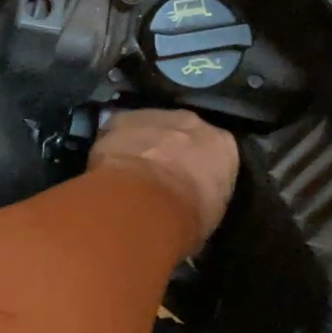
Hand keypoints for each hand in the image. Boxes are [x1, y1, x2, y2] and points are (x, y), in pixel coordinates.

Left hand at [89, 109, 238, 247]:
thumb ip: (205, 195)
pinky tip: (108, 165)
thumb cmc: (187, 216)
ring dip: (143, 144)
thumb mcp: (211, 213)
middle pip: (183, 133)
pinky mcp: (121, 117)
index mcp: (222, 145)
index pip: (216, 152)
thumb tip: (190, 202)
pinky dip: (116, 144)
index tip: (192, 185)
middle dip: (172, 150)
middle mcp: (192, 122)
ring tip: (131, 172)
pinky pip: (120, 129)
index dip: (201, 168)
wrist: (144, 202)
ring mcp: (155, 116)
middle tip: (159, 177)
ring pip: (150, 127)